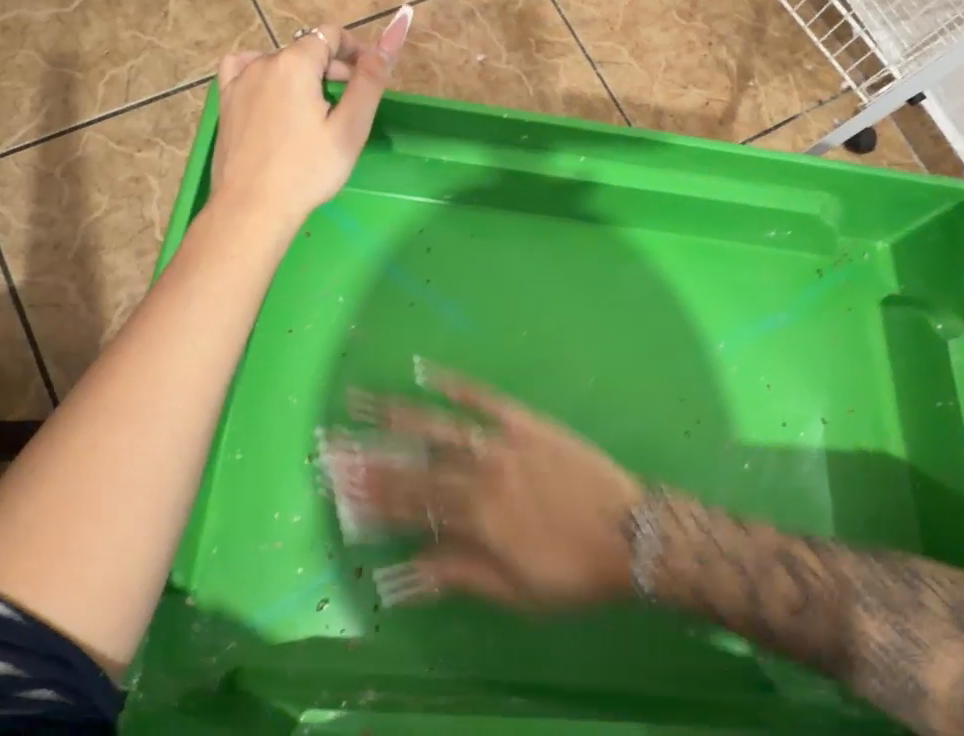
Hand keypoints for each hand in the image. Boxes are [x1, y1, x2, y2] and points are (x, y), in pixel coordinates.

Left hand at [209, 9, 409, 224]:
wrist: (253, 207)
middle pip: (306, 49)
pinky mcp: (226, 102)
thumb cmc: (308, 170)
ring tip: (317, 110)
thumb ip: (370, 79)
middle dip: (332, 66)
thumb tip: (392, 34)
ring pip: (279, 62)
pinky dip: (266, 75)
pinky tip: (275, 96)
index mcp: (295, 64)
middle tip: (350, 103)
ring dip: (303, 75)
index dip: (355, 51)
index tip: (367, 77)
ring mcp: (239, 82)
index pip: (331, 35)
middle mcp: (263, 63)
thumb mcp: (350, 126)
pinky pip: (245, 70)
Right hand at [326, 371, 643, 608]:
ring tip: (360, 400)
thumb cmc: (573, 572)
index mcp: (476, 518)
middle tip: (331, 445)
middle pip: (415, 466)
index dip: (371, 498)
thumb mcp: (516, 591)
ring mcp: (504, 444)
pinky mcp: (528, 423)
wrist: (632, 534)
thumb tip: (400, 576)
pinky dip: (453, 384)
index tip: (337, 488)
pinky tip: (425, 371)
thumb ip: (458, 576)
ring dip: (396, 414)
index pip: (411, 507)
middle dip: (369, 458)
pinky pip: (484, 398)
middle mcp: (482, 475)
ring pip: (439, 426)